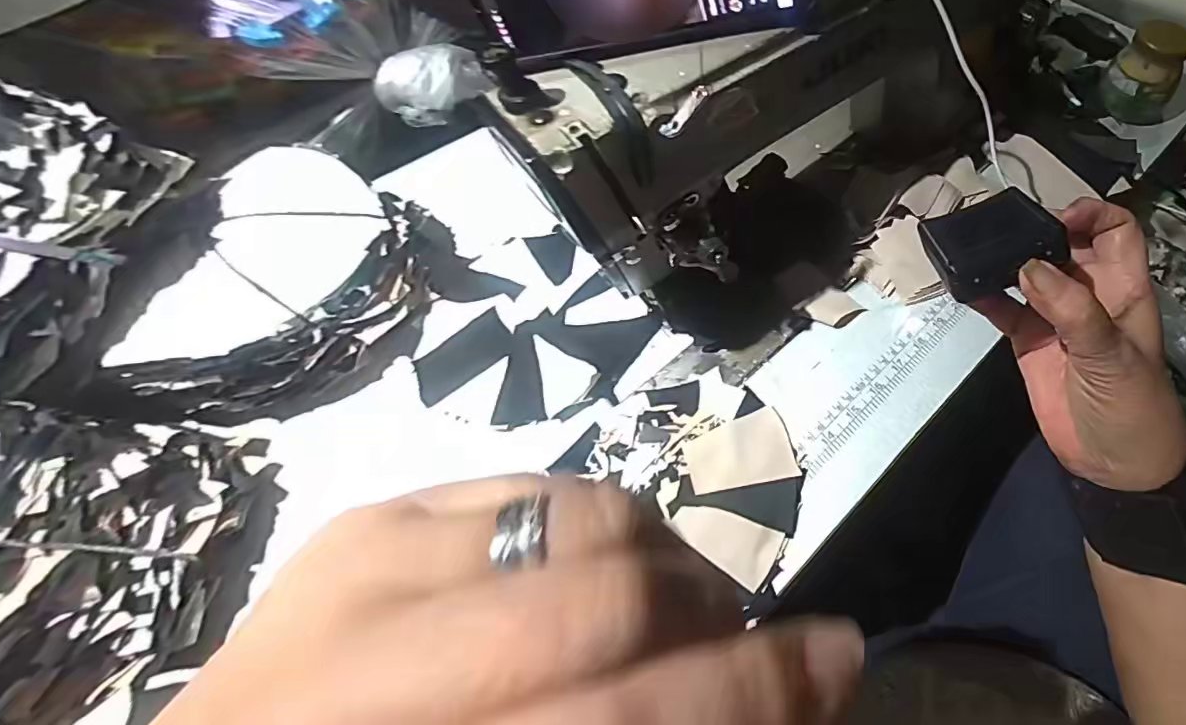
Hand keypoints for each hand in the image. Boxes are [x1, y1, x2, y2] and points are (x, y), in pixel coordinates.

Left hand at [156, 476, 863, 724]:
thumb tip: (776, 690)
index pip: (627, 723)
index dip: (752, 692)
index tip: (836, 659)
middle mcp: (353, 690)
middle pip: (607, 611)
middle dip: (711, 616)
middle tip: (743, 632)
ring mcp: (349, 585)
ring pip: (582, 521)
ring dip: (664, 556)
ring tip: (676, 597)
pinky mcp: (360, 524)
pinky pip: (536, 484)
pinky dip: (601, 521)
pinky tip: (605, 562)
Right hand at [973, 199, 1185, 491]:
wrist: (1116, 469)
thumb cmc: (1133, 409)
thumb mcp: (1112, 358)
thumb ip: (1072, 311)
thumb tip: (1028, 267)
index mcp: (1122, 289)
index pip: (1116, 230)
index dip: (1092, 214)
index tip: (1057, 218)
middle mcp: (1088, 293)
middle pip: (1065, 243)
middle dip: (1037, 230)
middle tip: (1004, 228)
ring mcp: (1055, 315)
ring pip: (1030, 272)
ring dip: (1006, 259)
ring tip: (979, 249)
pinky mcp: (1029, 338)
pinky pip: (1004, 308)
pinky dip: (985, 295)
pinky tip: (966, 287)